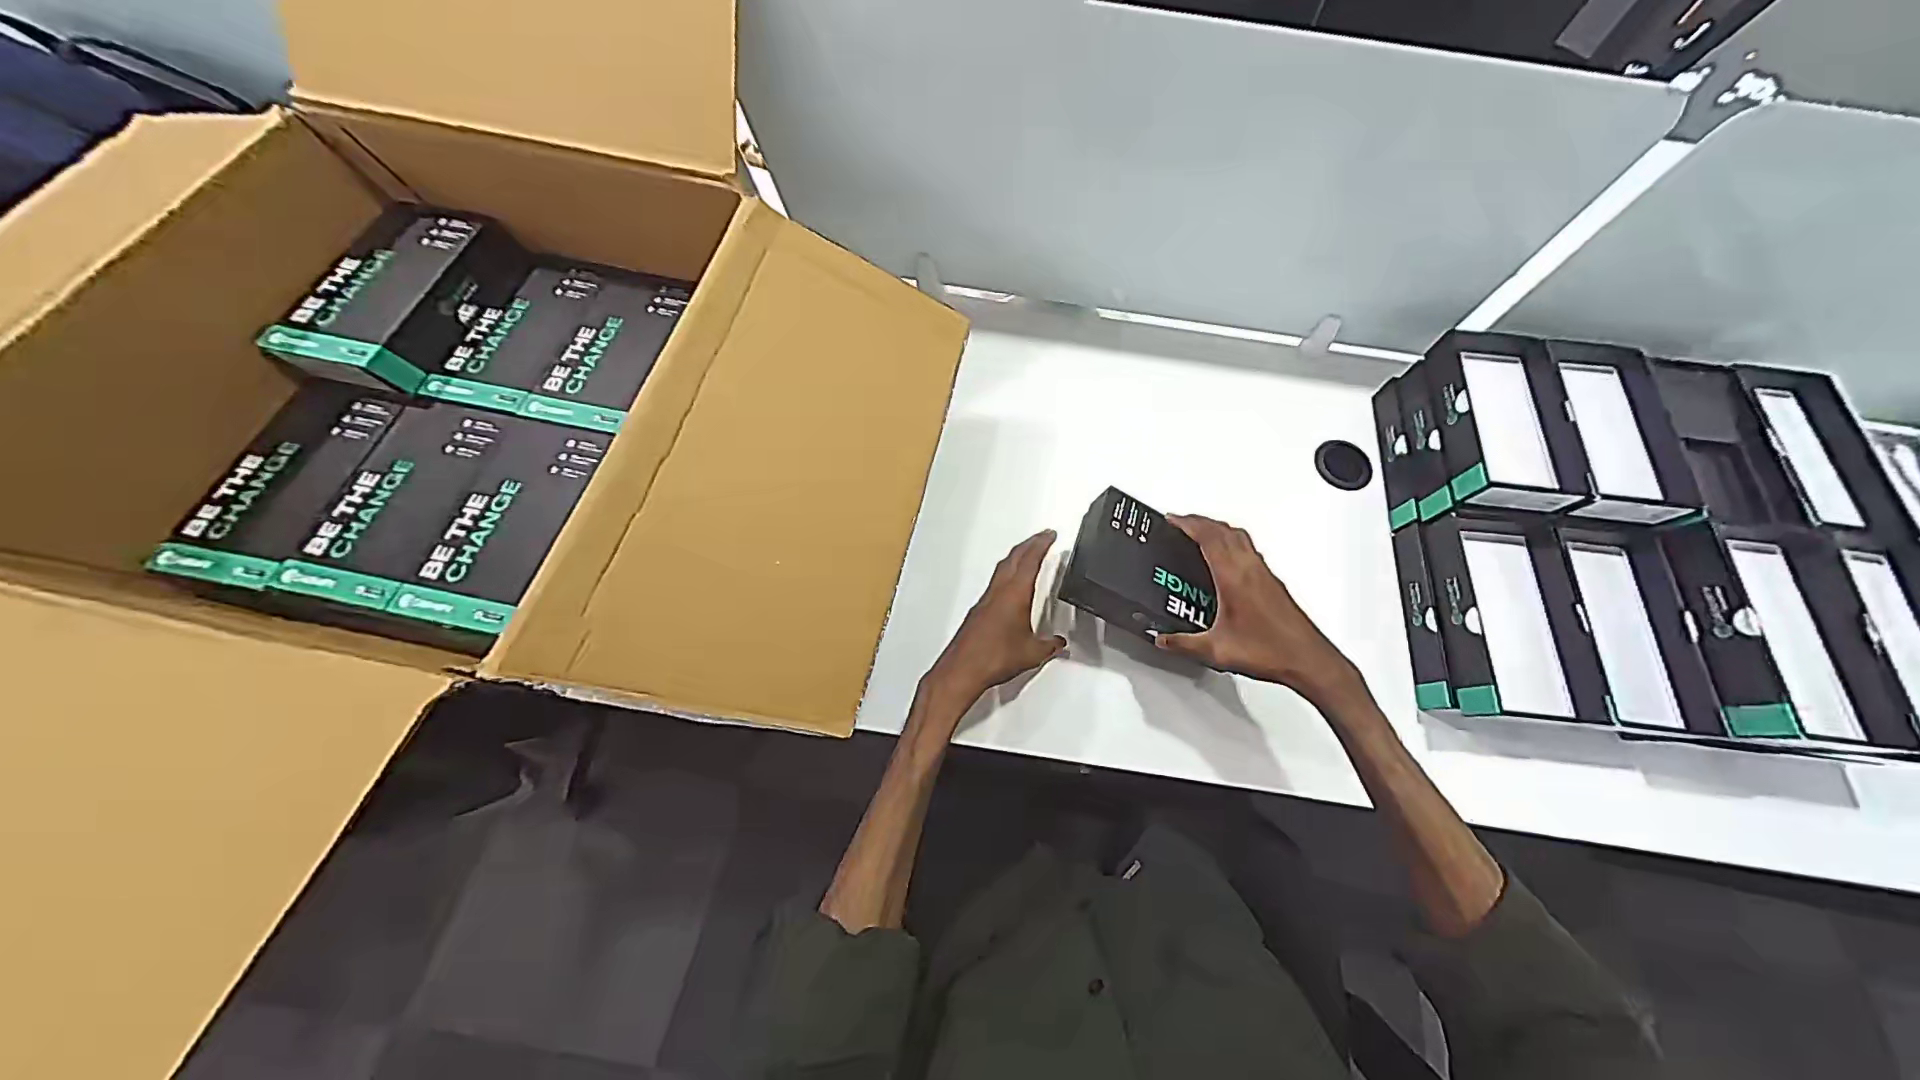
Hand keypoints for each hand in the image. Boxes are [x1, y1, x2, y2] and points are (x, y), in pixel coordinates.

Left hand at [924, 530, 1068, 705]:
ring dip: (1016, 557)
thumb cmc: (991, 657)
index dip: (1042, 544)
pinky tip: (1009, 586)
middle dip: (1029, 544)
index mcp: (1015, 594)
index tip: (1049, 535)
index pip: (1030, 560)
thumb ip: (1049, 645)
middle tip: (1041, 537)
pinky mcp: (978, 611)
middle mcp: (998, 592)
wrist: (963, 669)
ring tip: (1026, 554)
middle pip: (1014, 558)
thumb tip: (1057, 643)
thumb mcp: (1032, 652)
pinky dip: (1006, 574)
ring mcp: (985, 600)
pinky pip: (995, 583)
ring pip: (1002, 568)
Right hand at [1154, 514, 1360, 706]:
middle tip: (1183, 521)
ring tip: (1203, 531)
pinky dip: (1233, 542)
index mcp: (1234, 577)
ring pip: (1240, 537)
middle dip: (1200, 521)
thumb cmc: (1273, 650)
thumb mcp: (1215, 650)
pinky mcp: (1273, 583)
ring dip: (1218, 529)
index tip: (1173, 519)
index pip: (1208, 537)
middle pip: (1224, 531)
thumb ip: (1183, 643)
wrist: (1308, 660)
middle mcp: (1251, 569)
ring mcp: (1264, 574)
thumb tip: (1163, 639)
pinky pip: (1250, 549)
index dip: (1188, 523)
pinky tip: (1229, 556)